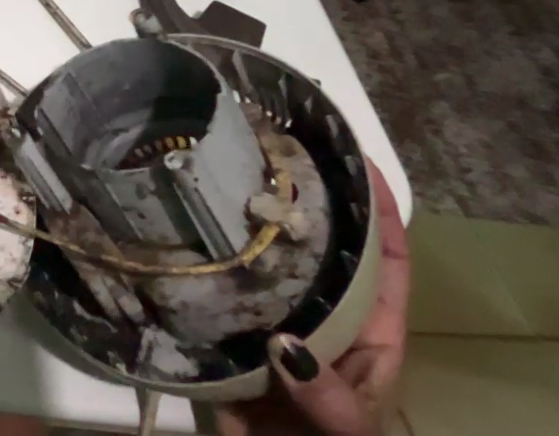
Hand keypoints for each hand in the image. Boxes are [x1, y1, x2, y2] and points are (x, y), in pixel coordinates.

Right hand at [217, 162, 409, 435]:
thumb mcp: (344, 433)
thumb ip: (330, 399)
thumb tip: (287, 346)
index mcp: (367, 328)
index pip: (386, 261)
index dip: (379, 211)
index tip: (354, 161)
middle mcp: (320, 307)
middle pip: (319, 245)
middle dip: (302, 200)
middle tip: (266, 152)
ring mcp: (270, 310)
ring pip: (264, 254)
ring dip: (244, 219)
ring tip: (213, 174)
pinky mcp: (223, 318)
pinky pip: (214, 277)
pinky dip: (198, 250)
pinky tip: (172, 221)